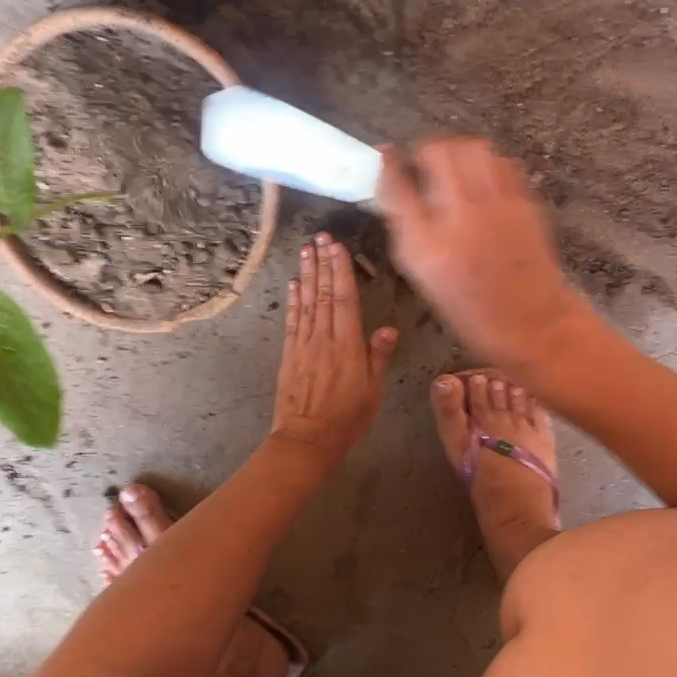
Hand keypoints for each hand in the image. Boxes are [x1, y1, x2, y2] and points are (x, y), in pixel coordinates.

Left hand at [269, 233, 398, 463]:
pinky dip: (293, 300)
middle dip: (322, 263)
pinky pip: (292, 321)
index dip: (341, 270)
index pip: (345, 299)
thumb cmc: (347, 419)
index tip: (337, 246)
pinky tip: (294, 284)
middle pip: (324, 293)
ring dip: (307, 274)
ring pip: (307, 302)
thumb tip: (387, 328)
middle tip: (320, 237)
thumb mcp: (372, 391)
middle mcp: (324, 338)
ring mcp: (304, 345)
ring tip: (307, 250)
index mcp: (348, 346)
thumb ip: (377, 357)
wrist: (307, 439)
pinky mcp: (289, 355)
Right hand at [375, 138, 602, 371]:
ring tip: (454, 168)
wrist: (531, 324)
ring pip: (472, 148)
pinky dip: (488, 163)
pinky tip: (484, 180)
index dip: (388, 165)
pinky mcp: (524, 203)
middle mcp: (459, 218)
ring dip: (458, 151)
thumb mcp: (426, 278)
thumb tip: (397, 195)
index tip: (387, 158)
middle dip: (426, 152)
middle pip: (437, 152)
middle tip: (424, 166)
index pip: (396, 185)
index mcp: (426, 245)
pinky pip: (502, 163)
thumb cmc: (473, 311)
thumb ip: (409, 233)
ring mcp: (496, 206)